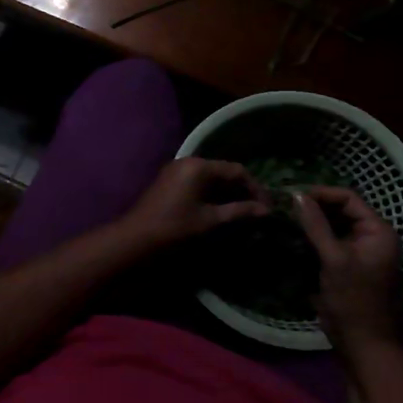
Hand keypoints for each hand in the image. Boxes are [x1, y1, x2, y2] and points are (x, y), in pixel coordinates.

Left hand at [120, 158, 268, 248]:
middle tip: (257, 211)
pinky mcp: (170, 182)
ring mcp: (177, 171)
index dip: (255, 188)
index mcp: (199, 166)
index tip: (267, 206)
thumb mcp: (210, 220)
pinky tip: (221, 211)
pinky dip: (212, 195)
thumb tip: (265, 211)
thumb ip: (239, 212)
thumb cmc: (174, 228)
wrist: (135, 239)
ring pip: (211, 178)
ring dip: (228, 194)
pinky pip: (198, 183)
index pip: (237, 170)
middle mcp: (188, 162)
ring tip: (242, 213)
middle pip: (224, 172)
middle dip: (242, 191)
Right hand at [294, 187, 402, 353]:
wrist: (362, 342)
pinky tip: (294, 235)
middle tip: (286, 204)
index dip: (322, 193)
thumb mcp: (334, 258)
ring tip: (287, 216)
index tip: (293, 194)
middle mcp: (372, 237)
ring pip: (334, 226)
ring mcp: (360, 251)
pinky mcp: (347, 265)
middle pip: (342, 210)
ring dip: (313, 221)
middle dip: (316, 206)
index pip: (349, 199)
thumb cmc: (353, 298)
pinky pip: (330, 242)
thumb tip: (298, 195)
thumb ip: (316, 225)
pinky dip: (314, 237)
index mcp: (378, 231)